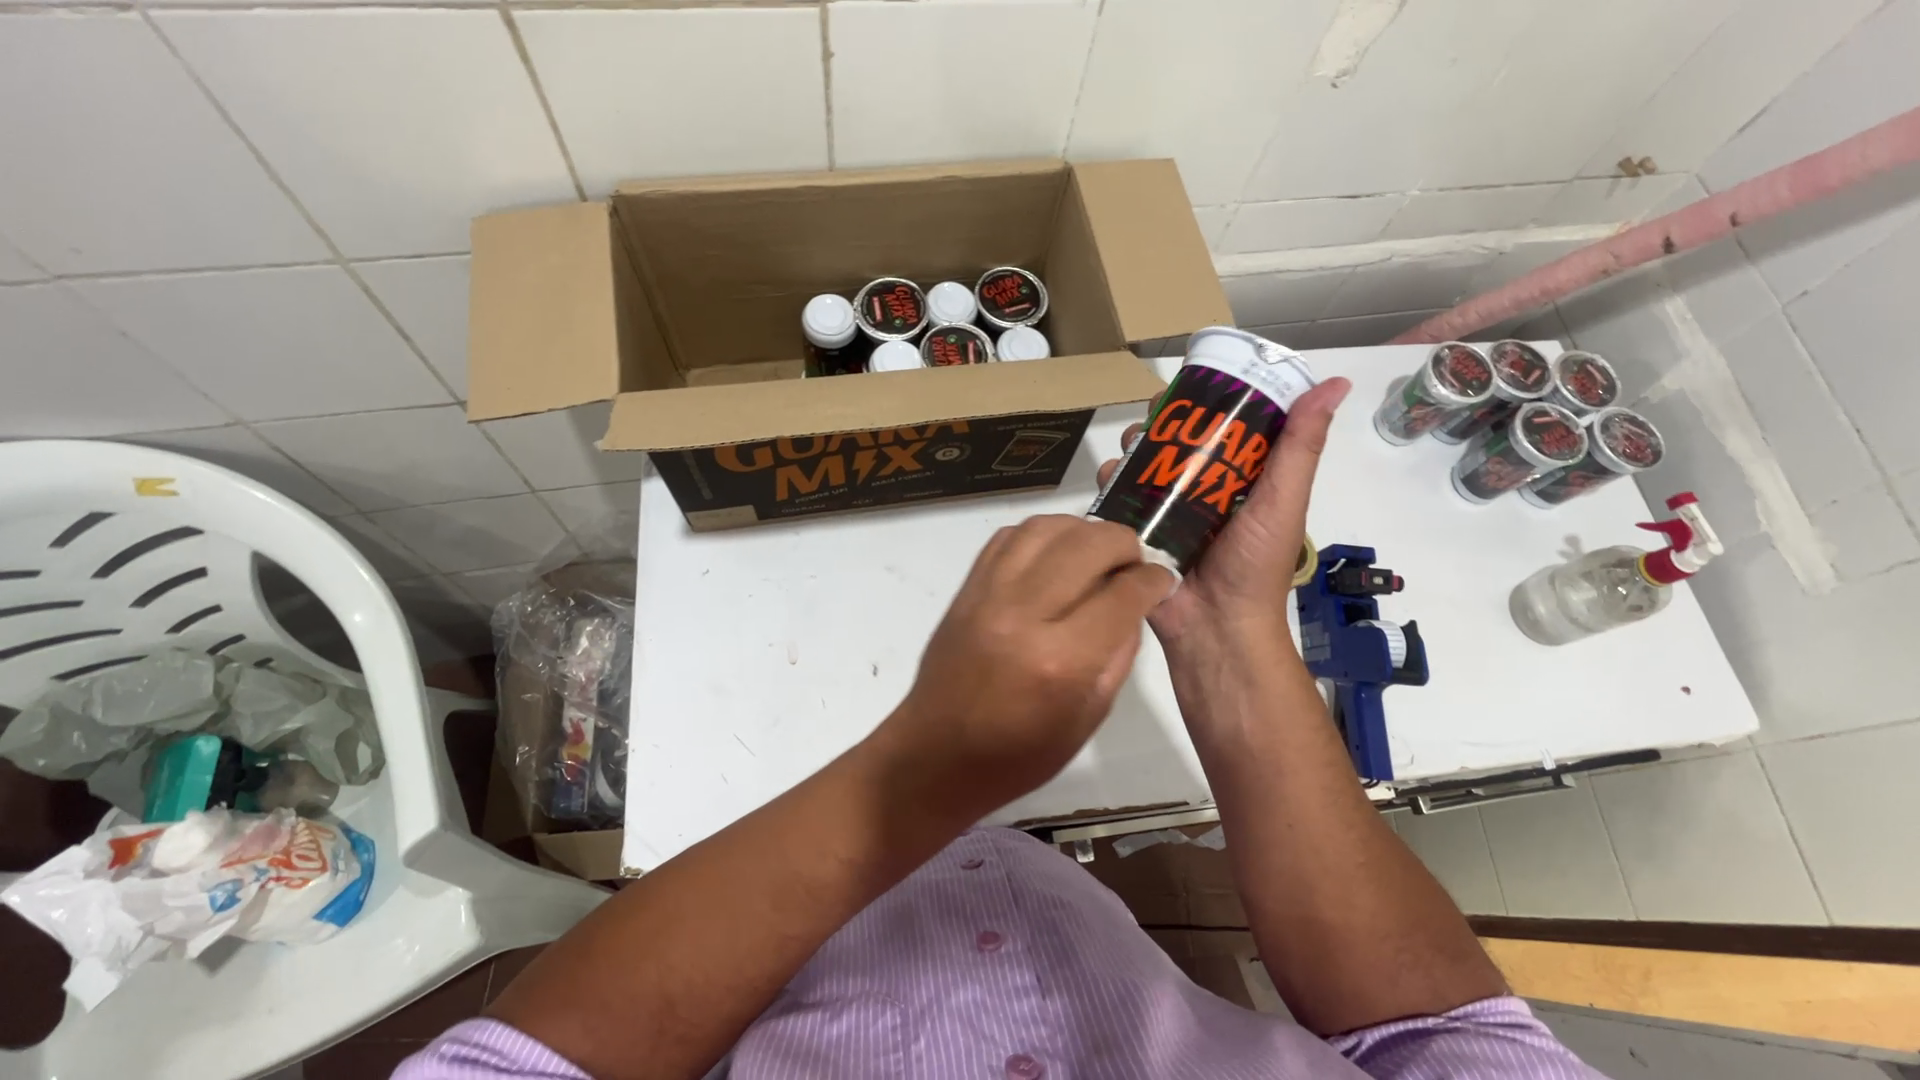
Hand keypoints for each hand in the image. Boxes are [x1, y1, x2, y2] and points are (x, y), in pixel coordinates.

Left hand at [870, 515, 1174, 816]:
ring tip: (1096, 554)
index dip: (1153, 579)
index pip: (1124, 593)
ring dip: (1083, 531)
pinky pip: (1009, 536)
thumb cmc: (1018, 755)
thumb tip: (1134, 602)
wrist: (936, 755)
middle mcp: (1023, 614)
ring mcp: (988, 595)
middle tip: (1132, 565)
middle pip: (1089, 544)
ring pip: (1046, 527)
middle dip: (1125, 545)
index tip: (1162, 579)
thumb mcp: (1088, 718)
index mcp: (1060, 660)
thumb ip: (1118, 654)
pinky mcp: (966, 588)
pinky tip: (1054, 557)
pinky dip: (1040, 536)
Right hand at [1098, 378, 1349, 651]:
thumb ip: (1301, 446)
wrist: (1215, 627)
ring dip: (1131, 448)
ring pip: (1142, 463)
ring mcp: (1165, 511)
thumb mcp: (1283, 500)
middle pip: (1174, 440)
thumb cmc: (1256, 566)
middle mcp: (1200, 490)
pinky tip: (1109, 477)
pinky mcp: (1137, 530)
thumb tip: (1335, 383)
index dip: (1208, 398)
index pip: (1222, 425)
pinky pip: (1118, 497)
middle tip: (1150, 417)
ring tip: (1128, 448)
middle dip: (1159, 422)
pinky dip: (1110, 481)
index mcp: (1239, 479)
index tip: (1193, 380)